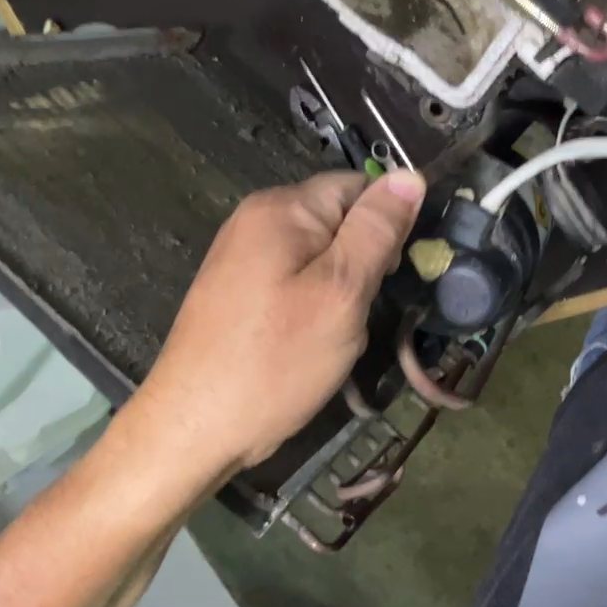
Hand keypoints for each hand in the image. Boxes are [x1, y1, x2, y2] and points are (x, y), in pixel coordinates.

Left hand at [135, 170, 425, 475]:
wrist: (194, 431)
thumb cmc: (275, 360)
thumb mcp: (342, 291)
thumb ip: (378, 230)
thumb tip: (412, 175)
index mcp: (283, 207)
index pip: (361, 186)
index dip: (390, 223)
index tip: (397, 272)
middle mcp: (258, 219)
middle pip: (342, 219)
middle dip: (366, 260)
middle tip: (364, 308)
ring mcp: (244, 255)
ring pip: (324, 254)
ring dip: (345, 288)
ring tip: (340, 330)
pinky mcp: (239, 289)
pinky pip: (299, 279)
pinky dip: (318, 303)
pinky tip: (314, 340)